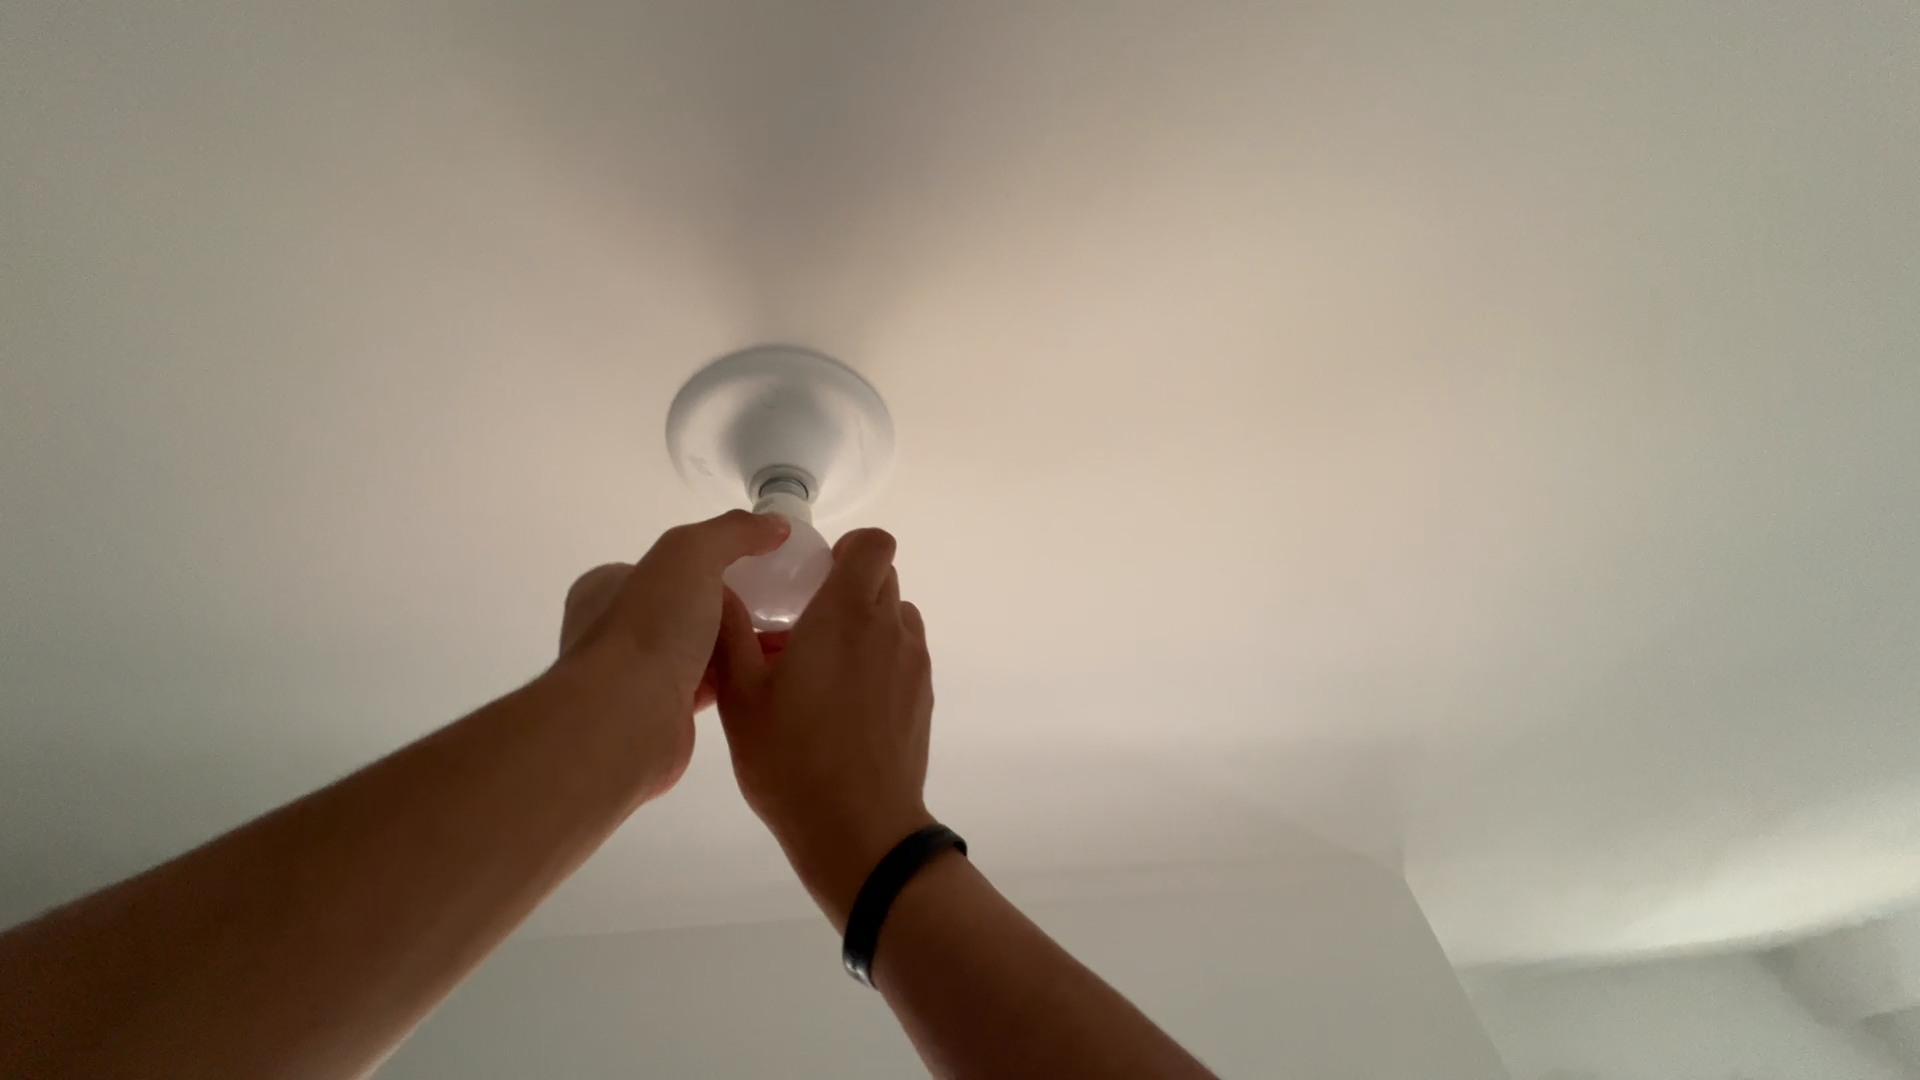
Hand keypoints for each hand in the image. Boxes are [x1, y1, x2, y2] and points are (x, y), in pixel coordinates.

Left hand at [557, 510, 789, 790]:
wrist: (629, 720)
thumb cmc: (651, 627)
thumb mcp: (692, 553)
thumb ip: (734, 532)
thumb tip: (776, 527)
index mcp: (606, 587)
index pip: (666, 567)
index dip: (710, 564)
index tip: (754, 569)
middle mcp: (613, 629)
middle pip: (687, 607)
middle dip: (730, 607)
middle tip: (776, 605)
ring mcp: (635, 675)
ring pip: (699, 649)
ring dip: (736, 646)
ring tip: (783, 638)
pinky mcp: (661, 713)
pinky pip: (709, 686)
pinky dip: (736, 679)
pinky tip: (767, 672)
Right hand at [713, 528, 935, 928]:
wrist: (858, 827)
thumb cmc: (791, 758)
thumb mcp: (741, 696)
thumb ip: (730, 633)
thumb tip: (719, 590)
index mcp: (846, 613)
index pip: (875, 544)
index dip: (852, 547)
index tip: (819, 573)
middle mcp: (889, 627)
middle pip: (884, 577)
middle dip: (850, 586)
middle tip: (810, 622)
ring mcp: (914, 661)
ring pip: (896, 615)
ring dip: (867, 622)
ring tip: (830, 665)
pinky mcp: (925, 693)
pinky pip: (905, 652)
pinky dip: (882, 656)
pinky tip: (851, 700)